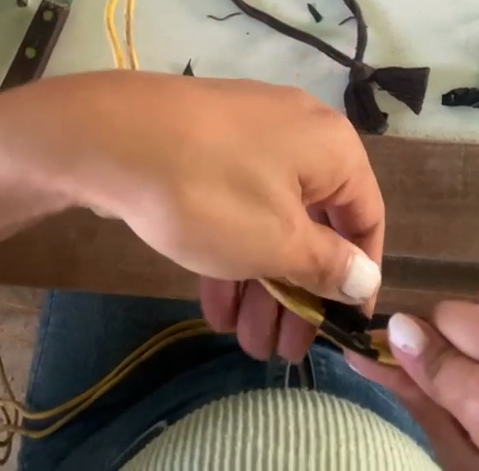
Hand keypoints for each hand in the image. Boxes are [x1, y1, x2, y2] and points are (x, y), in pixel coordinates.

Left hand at [0, 72, 384, 358]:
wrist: (111, 136)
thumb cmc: (211, 193)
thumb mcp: (276, 242)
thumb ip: (327, 264)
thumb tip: (365, 278)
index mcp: (333, 147)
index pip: (367, 218)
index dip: (358, 277)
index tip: (341, 328)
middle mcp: (301, 132)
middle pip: (315, 221)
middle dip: (298, 291)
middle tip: (281, 347)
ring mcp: (251, 133)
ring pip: (271, 216)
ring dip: (261, 280)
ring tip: (242, 339)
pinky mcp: (210, 142)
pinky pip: (238, 201)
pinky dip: (233, 248)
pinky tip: (214, 302)